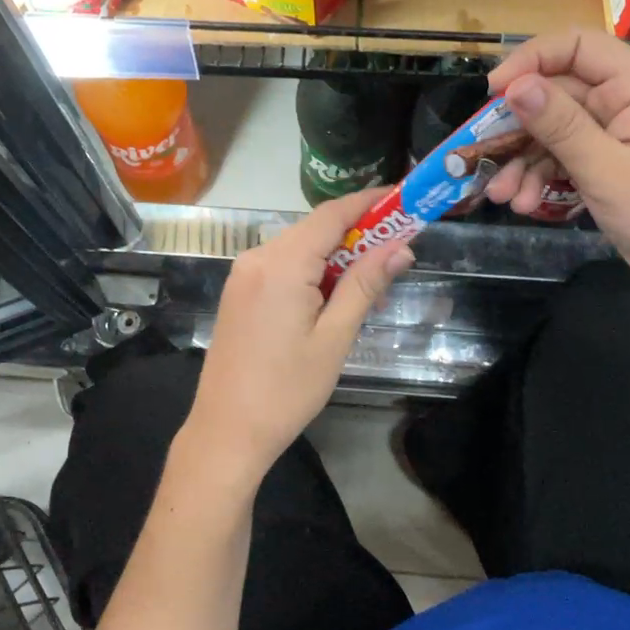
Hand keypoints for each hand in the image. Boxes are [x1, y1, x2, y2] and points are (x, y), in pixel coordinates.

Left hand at [186, 188, 414, 480]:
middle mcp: (257, 257)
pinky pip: (282, 266)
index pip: (331, 214)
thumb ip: (365, 285)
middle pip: (315, 229)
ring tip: (373, 285)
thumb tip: (400, 247)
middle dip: (358, 233)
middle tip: (399, 249)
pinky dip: (312, 271)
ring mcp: (243, 274)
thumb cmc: (287, 390)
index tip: (403, 198)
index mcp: (281, 264)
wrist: (226, 431)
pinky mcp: (239, 292)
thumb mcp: (335, 337)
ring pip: (300, 248)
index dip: (369, 202)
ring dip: (337, 257)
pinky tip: (335, 297)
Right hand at [484, 28, 629, 290]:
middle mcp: (621, 102)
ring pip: (549, 129)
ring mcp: (610, 134)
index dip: (531, 60)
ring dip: (521, 160)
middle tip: (482, 153)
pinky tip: (521, 204)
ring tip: (500, 195)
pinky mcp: (602, 163)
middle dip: (516, 126)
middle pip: (554, 92)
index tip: (495, 91)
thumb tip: (515, 85)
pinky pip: (558, 157)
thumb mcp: (607, 170)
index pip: (576, 46)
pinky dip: (537, 177)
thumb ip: (560, 125)